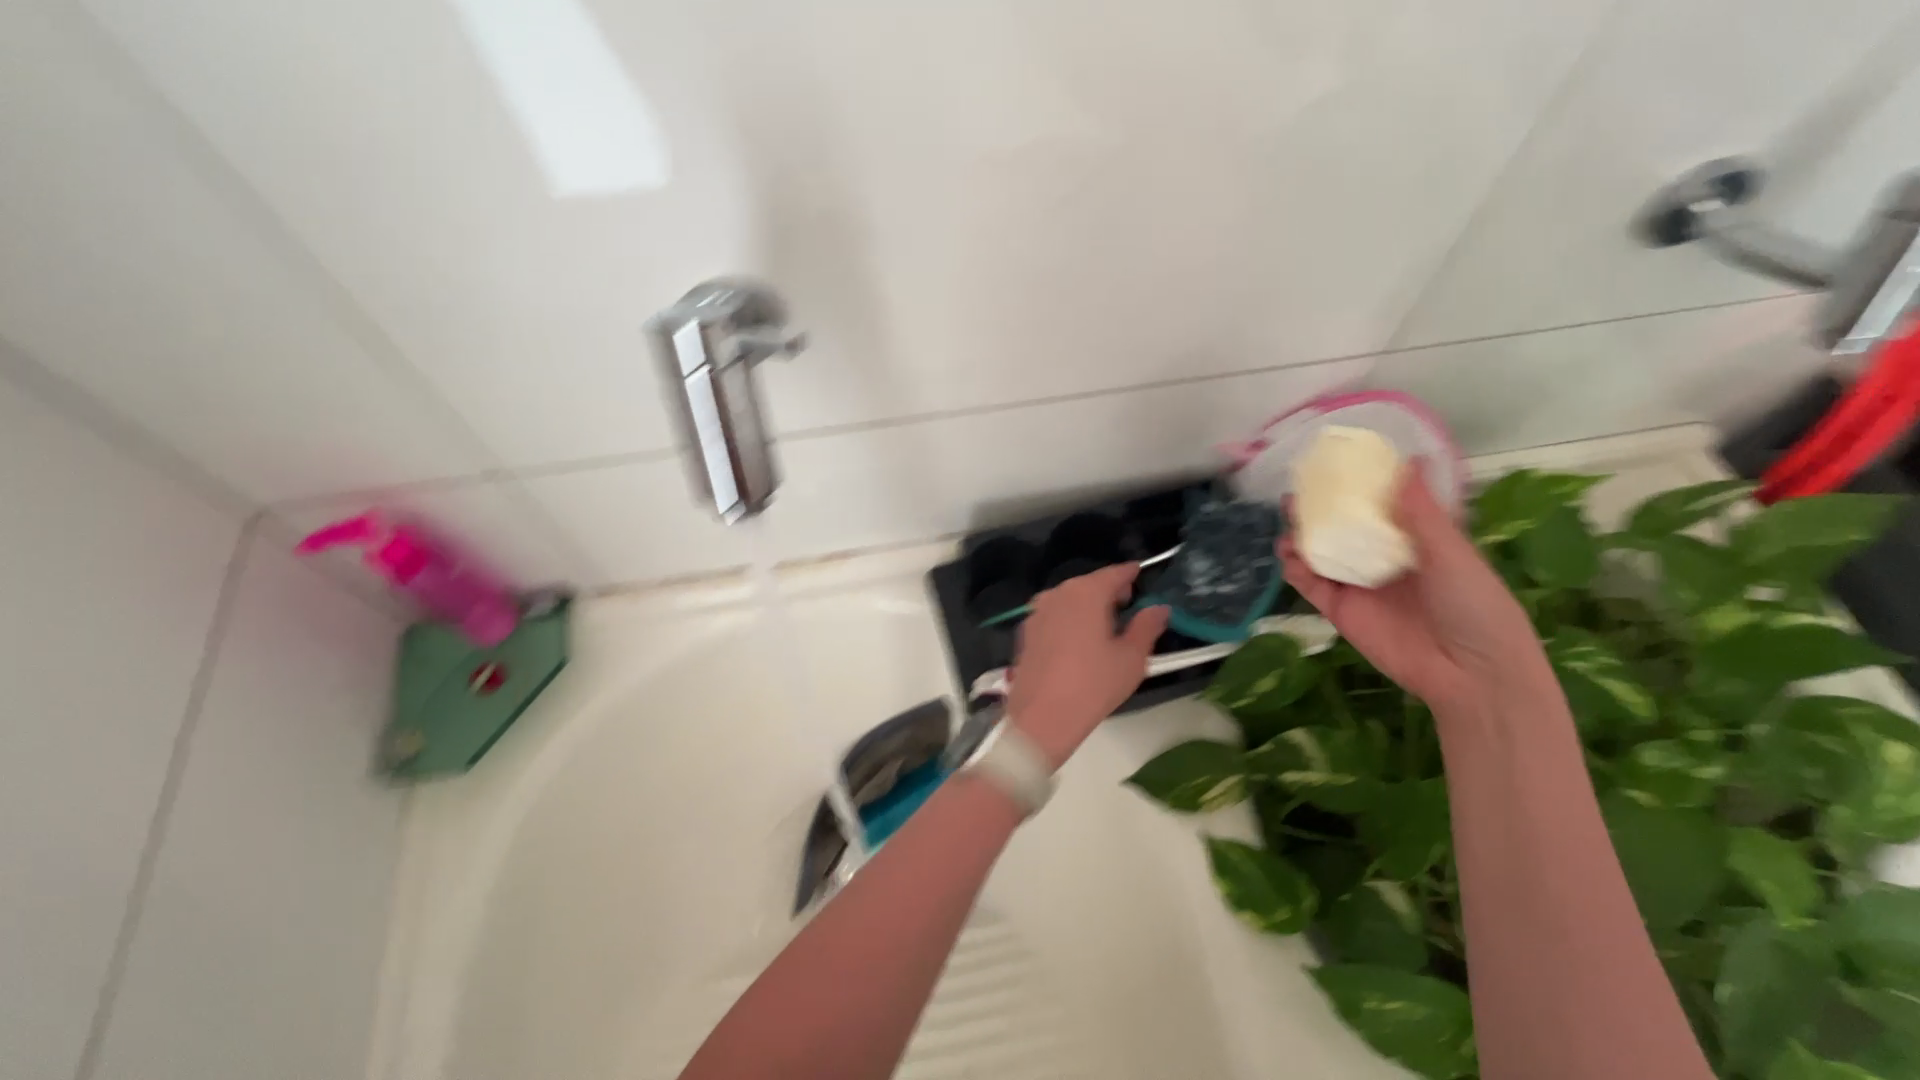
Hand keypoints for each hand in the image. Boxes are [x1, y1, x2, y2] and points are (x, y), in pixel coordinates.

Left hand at [1007, 565, 1170, 769]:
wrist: (1042, 718)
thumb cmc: (1093, 685)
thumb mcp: (1131, 658)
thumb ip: (1147, 626)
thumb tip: (1159, 608)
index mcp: (1086, 593)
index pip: (1113, 573)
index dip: (1129, 574)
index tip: (1140, 574)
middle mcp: (1057, 594)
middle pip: (1088, 584)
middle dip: (1108, 590)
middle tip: (1126, 604)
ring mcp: (1036, 613)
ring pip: (1068, 599)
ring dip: (1086, 605)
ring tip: (1103, 625)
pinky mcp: (1025, 633)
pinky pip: (1053, 616)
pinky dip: (1068, 619)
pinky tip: (1077, 641)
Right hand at [1280, 466, 1550, 712]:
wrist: (1471, 672)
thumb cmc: (1475, 606)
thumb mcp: (1453, 552)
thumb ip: (1422, 512)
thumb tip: (1409, 460)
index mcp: (1416, 542)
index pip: (1380, 508)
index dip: (1357, 488)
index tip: (1336, 466)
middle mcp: (1383, 561)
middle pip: (1343, 530)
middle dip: (1319, 512)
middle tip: (1298, 494)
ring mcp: (1360, 586)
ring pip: (1321, 555)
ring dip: (1302, 539)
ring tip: (1288, 523)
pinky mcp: (1341, 612)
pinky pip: (1311, 587)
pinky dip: (1296, 570)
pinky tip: (1288, 556)